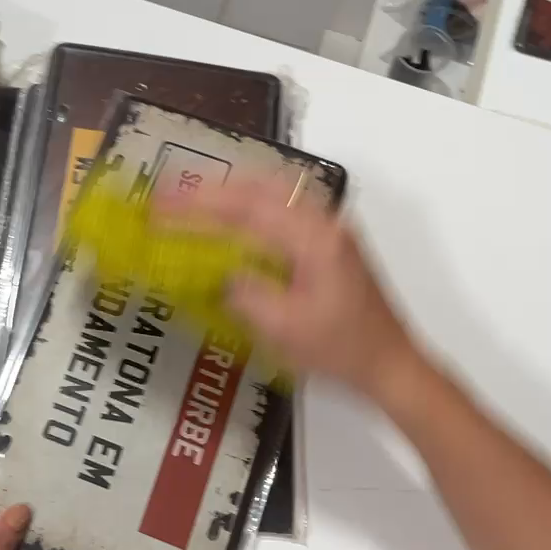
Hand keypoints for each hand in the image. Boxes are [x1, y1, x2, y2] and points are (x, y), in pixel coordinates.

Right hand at [162, 180, 421, 398]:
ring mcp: (330, 230)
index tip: (160, 208)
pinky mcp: (329, 243)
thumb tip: (221, 276)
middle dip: (211, 189)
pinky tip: (233, 219)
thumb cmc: (341, 349)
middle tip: (170, 196)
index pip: (245, 208)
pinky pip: (284, 208)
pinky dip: (251, 206)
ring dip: (231, 192)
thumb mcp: (285, 329)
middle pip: (260, 186)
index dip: (197, 206)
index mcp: (313, 239)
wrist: (391, 363)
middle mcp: (323, 222)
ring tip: (195, 200)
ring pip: (274, 192)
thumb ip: (247, 295)